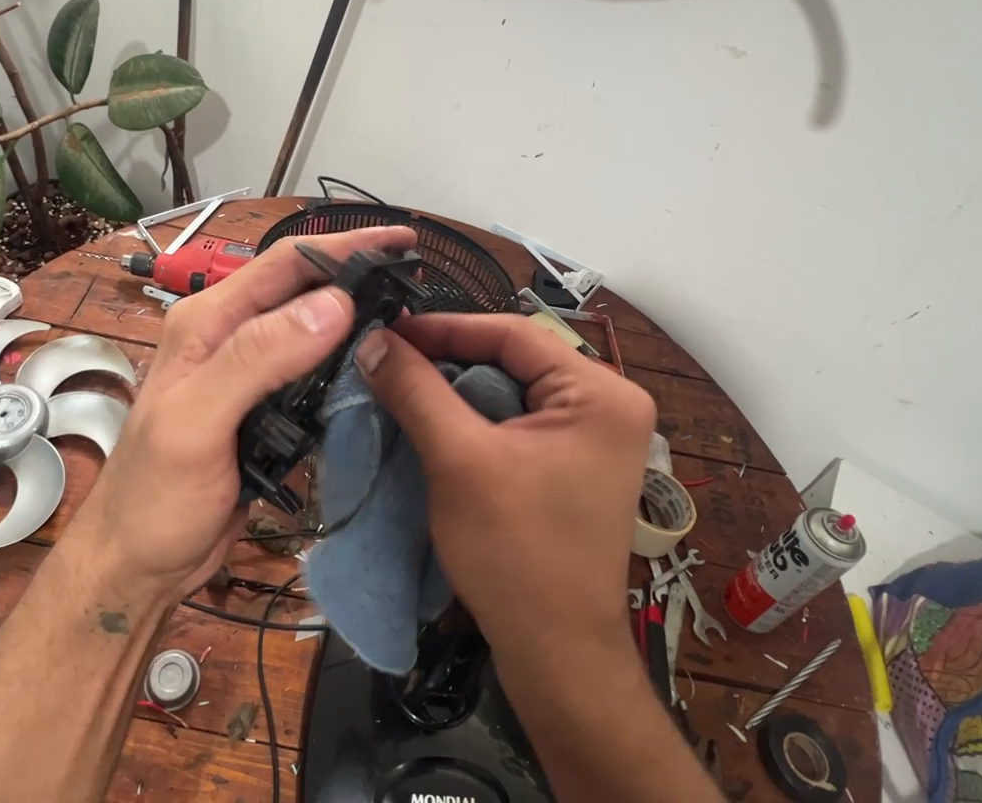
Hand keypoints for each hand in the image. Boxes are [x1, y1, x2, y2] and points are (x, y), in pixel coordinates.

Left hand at [74, 225, 418, 601]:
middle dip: (356, 275)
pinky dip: (343, 362)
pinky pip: (311, 372)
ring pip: (310, 329)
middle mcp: (227, 336)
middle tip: (415, 280)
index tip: (402, 241)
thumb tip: (335, 303)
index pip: (284, 265)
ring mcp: (247, 374)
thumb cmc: (154, 497)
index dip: (345, 247)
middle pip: (301, 289)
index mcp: (207, 323)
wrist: (138, 562)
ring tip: (406, 318)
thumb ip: (258, 359)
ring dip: (354, 318)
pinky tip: (371, 367)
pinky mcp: (263, 409)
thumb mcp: (198, 422)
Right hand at [353, 315, 654, 649]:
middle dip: (447, 360)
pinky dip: (473, 420)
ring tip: (401, 386)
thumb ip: (416, 390)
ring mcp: (594, 438)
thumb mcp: (459, 460)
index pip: (512, 334)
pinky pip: (517, 422)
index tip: (387, 330)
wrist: (555, 653)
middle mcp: (609, 405)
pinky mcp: (574, 465)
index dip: (444, 328)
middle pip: (513, 359)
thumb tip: (373, 339)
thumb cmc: (516, 553)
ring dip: (455, 391)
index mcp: (602, 393)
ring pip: (510, 390)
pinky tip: (432, 422)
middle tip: (389, 358)